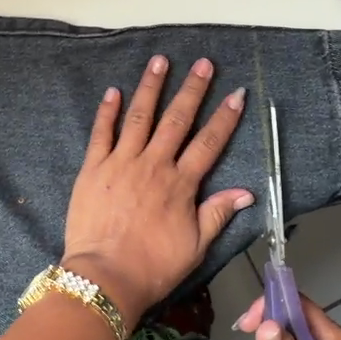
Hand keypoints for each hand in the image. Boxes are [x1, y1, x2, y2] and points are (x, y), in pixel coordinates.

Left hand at [61, 55, 252, 324]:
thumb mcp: (194, 247)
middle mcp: (154, 164)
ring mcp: (122, 161)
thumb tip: (246, 193)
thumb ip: (217, 214)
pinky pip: (102, 132)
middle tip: (203, 63)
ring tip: (160, 61)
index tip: (236, 94)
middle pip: (177, 120)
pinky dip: (108, 110)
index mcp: (180, 184)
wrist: (106, 278)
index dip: (224, 118)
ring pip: (140, 116)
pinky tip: (114, 90)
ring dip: (151, 86)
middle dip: (192, 89)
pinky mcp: (94, 166)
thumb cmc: (153, 267)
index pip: (208, 143)